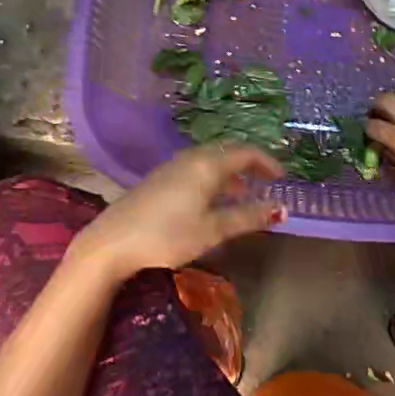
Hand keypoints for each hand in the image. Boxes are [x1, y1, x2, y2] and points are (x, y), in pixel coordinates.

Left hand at [67, 145, 284, 277]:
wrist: (111, 243)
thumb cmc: (167, 235)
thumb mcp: (213, 230)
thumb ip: (248, 217)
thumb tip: (281, 210)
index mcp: (208, 165)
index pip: (246, 153)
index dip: (268, 162)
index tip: (282, 177)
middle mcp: (191, 158)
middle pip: (228, 152)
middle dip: (250, 164)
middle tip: (267, 180)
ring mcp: (172, 167)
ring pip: (210, 160)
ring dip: (231, 172)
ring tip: (243, 193)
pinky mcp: (159, 179)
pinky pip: (196, 168)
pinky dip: (213, 177)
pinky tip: (212, 200)